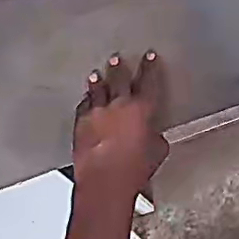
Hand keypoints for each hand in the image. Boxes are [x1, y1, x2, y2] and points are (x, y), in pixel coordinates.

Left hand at [72, 51, 169, 205]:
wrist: (104, 181)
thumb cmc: (133, 169)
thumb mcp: (157, 152)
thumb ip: (156, 137)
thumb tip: (153, 136)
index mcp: (142, 108)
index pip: (148, 81)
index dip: (150, 67)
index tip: (149, 56)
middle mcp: (118, 106)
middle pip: (119, 80)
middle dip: (119, 68)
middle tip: (117, 59)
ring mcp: (97, 113)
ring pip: (97, 90)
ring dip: (98, 81)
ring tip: (96, 74)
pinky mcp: (81, 125)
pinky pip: (83, 107)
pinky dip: (86, 101)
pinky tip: (85, 99)